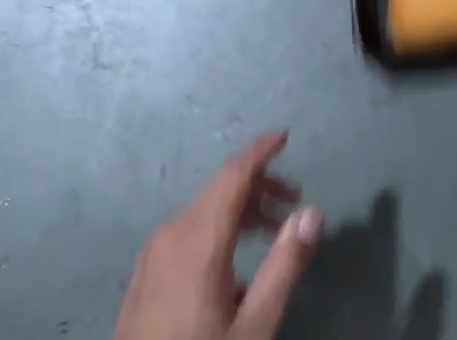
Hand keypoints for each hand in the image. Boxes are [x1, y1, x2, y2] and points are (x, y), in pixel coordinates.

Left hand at [113, 130, 322, 339]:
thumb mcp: (254, 325)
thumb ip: (284, 265)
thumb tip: (311, 212)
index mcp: (198, 240)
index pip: (233, 176)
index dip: (260, 151)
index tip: (285, 135)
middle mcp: (171, 235)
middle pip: (220, 190)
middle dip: (259, 186)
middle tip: (295, 201)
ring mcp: (153, 256)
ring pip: (203, 212)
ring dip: (240, 212)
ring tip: (271, 233)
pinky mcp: (144, 276)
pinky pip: (187, 234)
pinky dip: (217, 231)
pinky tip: (235, 268)